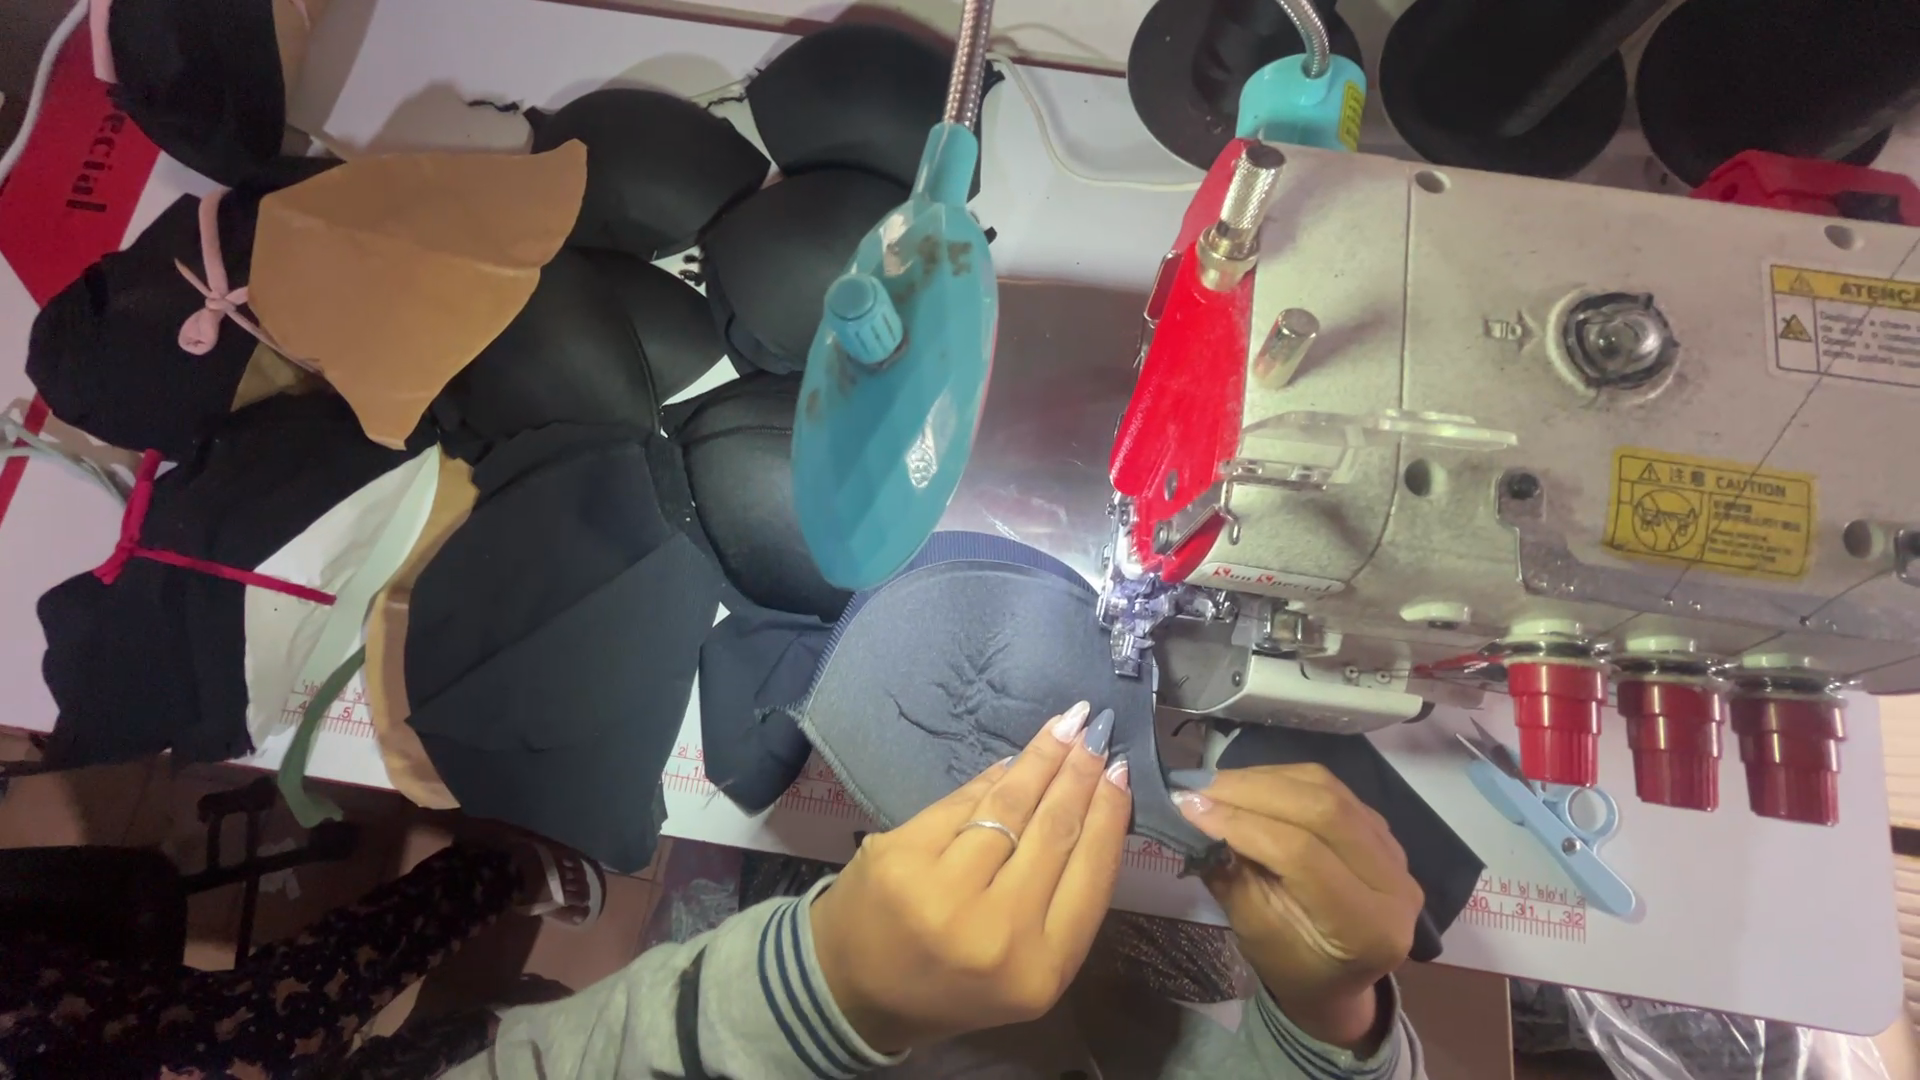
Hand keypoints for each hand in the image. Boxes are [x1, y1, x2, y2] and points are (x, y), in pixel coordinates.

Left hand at [809, 701, 1132, 1050]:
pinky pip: (963, 801)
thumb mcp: (1022, 968)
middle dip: (1080, 772)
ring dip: (1042, 759)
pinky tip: (1013, 758)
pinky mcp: (903, 854)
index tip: (1122, 769)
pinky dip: (992, 776)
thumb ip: (1058, 901)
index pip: (1091, 873)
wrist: (855, 989)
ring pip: (1009, 806)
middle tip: (1097, 730)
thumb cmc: (952, 984)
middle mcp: (997, 931)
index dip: (1109, 814)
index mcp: (1040, 971)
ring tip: (1066, 726)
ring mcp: (944, 889)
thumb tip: (1089, 807)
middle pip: (1053, 830)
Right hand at [1173, 764, 1422, 1051]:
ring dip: (1261, 778)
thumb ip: (1230, 875)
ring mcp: (1394, 849)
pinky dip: (1278, 777)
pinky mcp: (1378, 825)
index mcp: (1368, 927)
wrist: (1337, 977)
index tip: (1188, 808)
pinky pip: (1327, 785)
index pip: (1302, 854)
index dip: (1241, 824)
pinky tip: (1245, 784)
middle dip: (1250, 790)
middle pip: (1322, 809)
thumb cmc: (1293, 966)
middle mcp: (1394, 883)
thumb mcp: (1254, 933)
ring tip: (1215, 784)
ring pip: (1325, 788)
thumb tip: (1195, 815)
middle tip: (1198, 787)